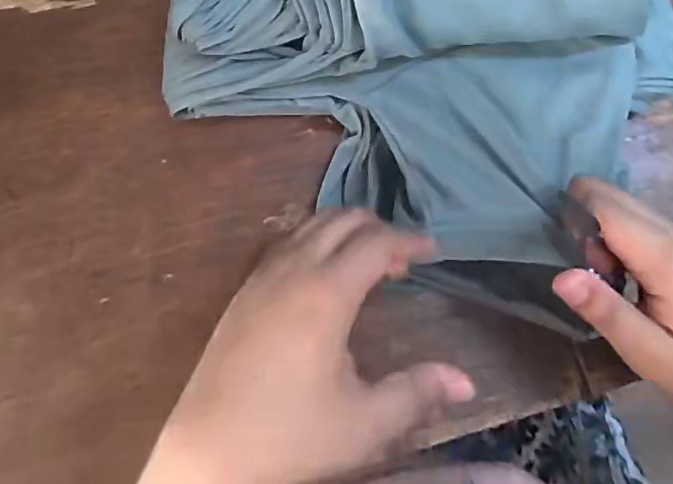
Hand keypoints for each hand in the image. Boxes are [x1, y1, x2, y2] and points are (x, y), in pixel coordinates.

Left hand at [140, 209, 476, 483]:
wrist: (206, 453)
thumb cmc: (288, 438)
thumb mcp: (361, 426)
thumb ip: (415, 395)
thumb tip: (466, 382)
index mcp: (326, 293)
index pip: (376, 242)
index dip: (409, 239)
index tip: (433, 249)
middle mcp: (294, 268)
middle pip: (344, 219)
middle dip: (379, 228)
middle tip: (403, 261)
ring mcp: (264, 273)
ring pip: (313, 222)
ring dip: (346, 230)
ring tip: (369, 263)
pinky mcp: (245, 286)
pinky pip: (289, 238)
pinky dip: (317, 237)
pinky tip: (323, 273)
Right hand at [550, 178, 672, 483]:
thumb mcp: (650, 355)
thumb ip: (604, 311)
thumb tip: (559, 275)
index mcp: (662, 254)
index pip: (598, 202)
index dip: (574, 222)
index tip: (575, 263)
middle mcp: (669, 230)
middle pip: (603, 192)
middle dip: (582, 222)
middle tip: (594, 275)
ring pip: (614, 201)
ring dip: (597, 230)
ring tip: (610, 281)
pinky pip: (629, 216)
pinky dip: (613, 235)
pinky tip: (625, 279)